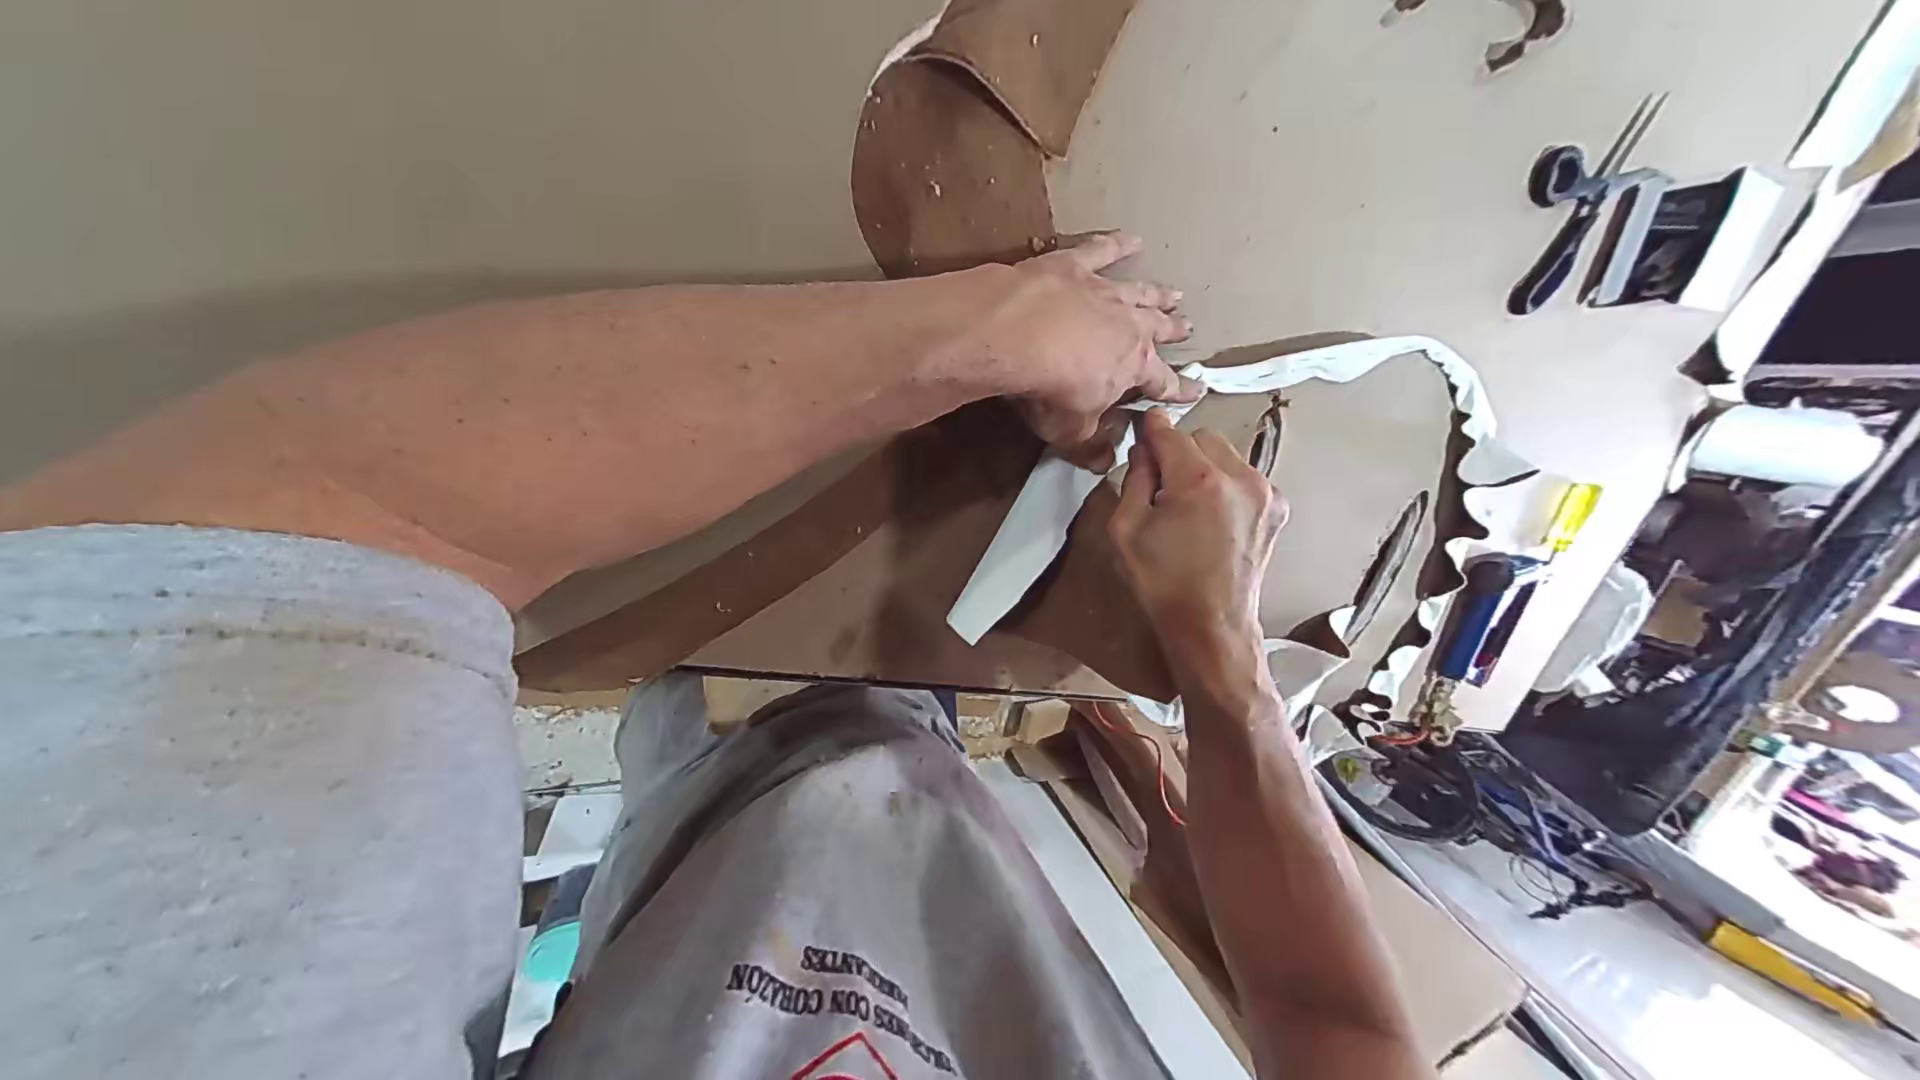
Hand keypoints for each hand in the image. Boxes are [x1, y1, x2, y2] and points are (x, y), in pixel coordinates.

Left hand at [982, 232, 1201, 470]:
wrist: (1018, 335)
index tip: (1197, 391)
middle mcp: (1127, 326)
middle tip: (1188, 328)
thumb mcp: (1070, 430)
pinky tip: (1133, 238)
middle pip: (1156, 330)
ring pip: (1140, 292)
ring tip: (1176, 294)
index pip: (1162, 383)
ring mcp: (1103, 292)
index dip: (1180, 390)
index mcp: (1131, 367)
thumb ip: (1090, 445)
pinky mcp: (1074, 267)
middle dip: (1173, 332)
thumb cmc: (1049, 390)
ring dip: (1158, 294)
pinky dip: (1118, 244)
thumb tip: (1104, 463)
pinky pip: (1102, 251)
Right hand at [1109, 410, 1288, 659]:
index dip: (1151, 429)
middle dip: (1178, 451)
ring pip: (1226, 454)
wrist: (1211, 625)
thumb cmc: (1162, 582)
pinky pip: (1243, 476)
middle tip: (1160, 483)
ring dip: (1203, 466)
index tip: (1141, 429)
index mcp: (1199, 481)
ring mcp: (1265, 492)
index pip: (1170, 432)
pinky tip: (1210, 515)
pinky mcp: (1276, 508)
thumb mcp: (1125, 529)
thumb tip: (1144, 451)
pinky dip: (1224, 484)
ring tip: (1186, 504)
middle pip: (1201, 437)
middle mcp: (1239, 477)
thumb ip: (1135, 479)